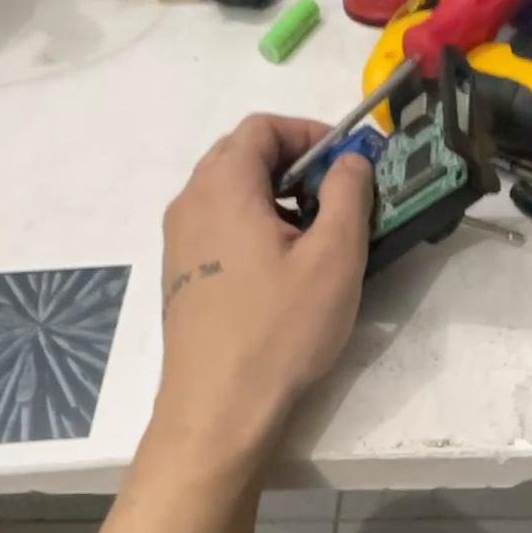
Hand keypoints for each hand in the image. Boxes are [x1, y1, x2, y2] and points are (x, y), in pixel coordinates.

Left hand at [147, 115, 372, 468]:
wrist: (219, 405)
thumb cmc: (281, 329)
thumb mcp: (333, 259)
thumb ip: (347, 196)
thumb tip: (351, 160)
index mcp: (223, 187)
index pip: (262, 127)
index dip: (311, 132)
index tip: (350, 163)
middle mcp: (190, 203)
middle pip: (242, 155)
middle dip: (296, 164)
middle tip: (339, 197)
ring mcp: (180, 241)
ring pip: (230, 193)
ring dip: (277, 197)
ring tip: (318, 236)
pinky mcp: (183, 274)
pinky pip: (220, 226)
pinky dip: (256, 225)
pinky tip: (285, 269)